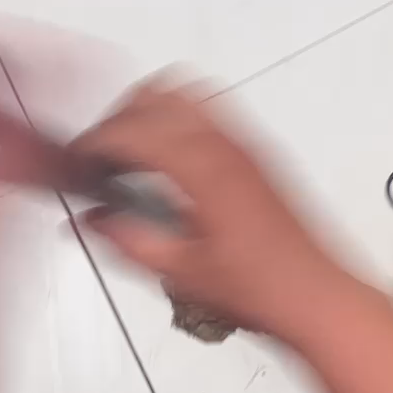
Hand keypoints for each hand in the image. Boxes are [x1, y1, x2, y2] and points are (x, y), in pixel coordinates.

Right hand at [73, 81, 367, 342]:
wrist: (313, 297)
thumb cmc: (262, 290)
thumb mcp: (178, 272)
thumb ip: (127, 240)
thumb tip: (92, 221)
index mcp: (204, 169)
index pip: (134, 129)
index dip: (97, 143)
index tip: (80, 163)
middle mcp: (228, 145)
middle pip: (158, 94)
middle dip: (121, 120)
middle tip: (103, 158)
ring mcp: (247, 146)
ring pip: (185, 96)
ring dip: (151, 118)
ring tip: (131, 162)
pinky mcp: (257, 157)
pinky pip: (210, 117)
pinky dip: (178, 128)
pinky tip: (168, 171)